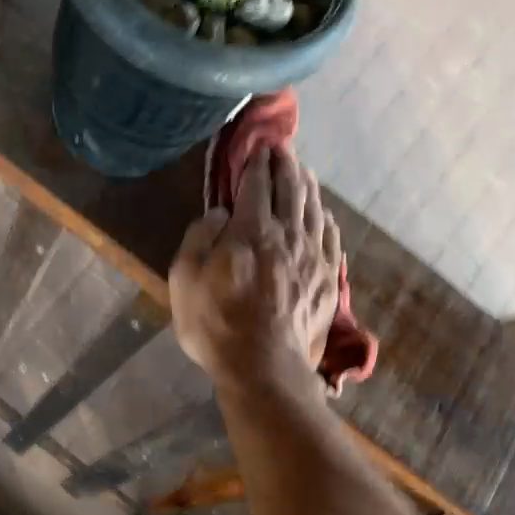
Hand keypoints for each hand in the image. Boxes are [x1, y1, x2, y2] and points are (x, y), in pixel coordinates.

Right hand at [169, 147, 342, 393]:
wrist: (263, 366)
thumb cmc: (215, 325)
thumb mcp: (184, 282)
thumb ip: (198, 239)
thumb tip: (219, 214)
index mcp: (250, 230)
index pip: (256, 184)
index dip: (256, 163)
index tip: (257, 148)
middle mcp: (287, 234)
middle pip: (291, 188)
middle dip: (285, 165)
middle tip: (283, 150)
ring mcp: (313, 256)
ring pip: (314, 209)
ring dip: (308, 186)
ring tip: (303, 173)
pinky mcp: (328, 278)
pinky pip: (330, 238)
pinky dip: (325, 220)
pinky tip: (323, 216)